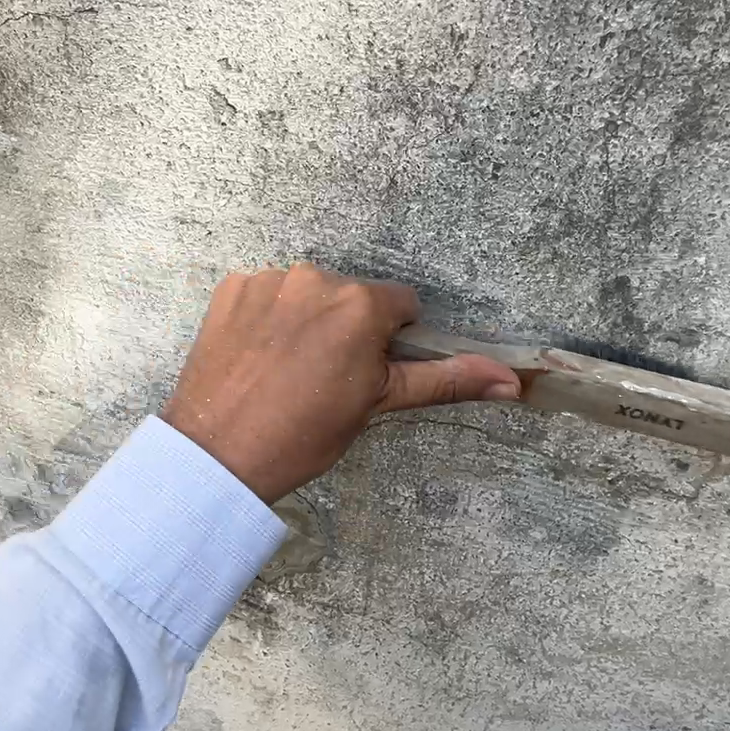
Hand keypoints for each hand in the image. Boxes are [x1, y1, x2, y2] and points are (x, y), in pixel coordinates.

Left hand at [161, 263, 521, 501]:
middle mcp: (316, 277)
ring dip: (307, 318)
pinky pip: (266, 292)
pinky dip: (267, 315)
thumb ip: (444, 380)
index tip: (365, 370)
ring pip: (308, 292)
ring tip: (285, 367)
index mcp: (361, 304)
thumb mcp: (378, 403)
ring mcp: (268, 279)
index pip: (400, 305)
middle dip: (348, 326)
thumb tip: (510, 379)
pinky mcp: (231, 287)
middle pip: (352, 296)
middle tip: (323, 375)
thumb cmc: (304, 434)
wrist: (219, 454)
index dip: (389, 340)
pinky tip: (256, 353)